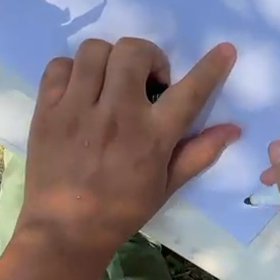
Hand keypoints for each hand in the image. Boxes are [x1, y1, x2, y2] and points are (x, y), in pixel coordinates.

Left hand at [19, 38, 238, 267]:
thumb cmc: (122, 210)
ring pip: (95, 50)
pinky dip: (74, 70)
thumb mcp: (167, 186)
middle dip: (148, 57)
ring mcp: (77, 108)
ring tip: (112, 82)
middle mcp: (116, 114)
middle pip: (134, 52)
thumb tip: (233, 129)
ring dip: (111, 59)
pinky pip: (59, 65)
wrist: (65, 230)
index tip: (224, 51)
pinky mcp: (47, 109)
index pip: (189, 92)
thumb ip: (199, 153)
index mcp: (151, 137)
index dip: (210, 67)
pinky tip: (82, 90)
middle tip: (147, 82)